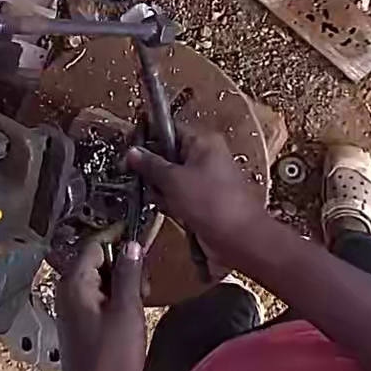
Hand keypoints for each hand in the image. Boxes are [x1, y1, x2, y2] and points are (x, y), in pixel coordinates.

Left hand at [56, 227, 145, 370]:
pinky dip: (115, 301)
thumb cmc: (111, 361)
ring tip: (139, 306)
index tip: (143, 250)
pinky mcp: (79, 323)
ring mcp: (71, 307)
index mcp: (74, 282)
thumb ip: (129, 273)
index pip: (95, 244)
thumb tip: (132, 243)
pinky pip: (98, 298)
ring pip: (100, 280)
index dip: (119, 243)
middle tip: (144, 289)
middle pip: (98, 260)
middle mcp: (67, 289)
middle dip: (123, 268)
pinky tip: (129, 318)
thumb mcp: (127, 311)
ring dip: (122, 286)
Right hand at [127, 131, 273, 265]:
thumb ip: (150, 164)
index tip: (129, 151)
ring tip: (163, 200)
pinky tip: (172, 212)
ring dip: (162, 190)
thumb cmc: (210, 202)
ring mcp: (205, 179)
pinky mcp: (204, 200)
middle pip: (167, 154)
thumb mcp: (174, 180)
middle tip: (142, 180)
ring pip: (170, 177)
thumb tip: (131, 152)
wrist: (242, 241)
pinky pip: (179, 195)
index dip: (146, 137)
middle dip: (153, 170)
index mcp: (202, 141)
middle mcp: (204, 155)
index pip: (168, 129)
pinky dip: (172, 203)